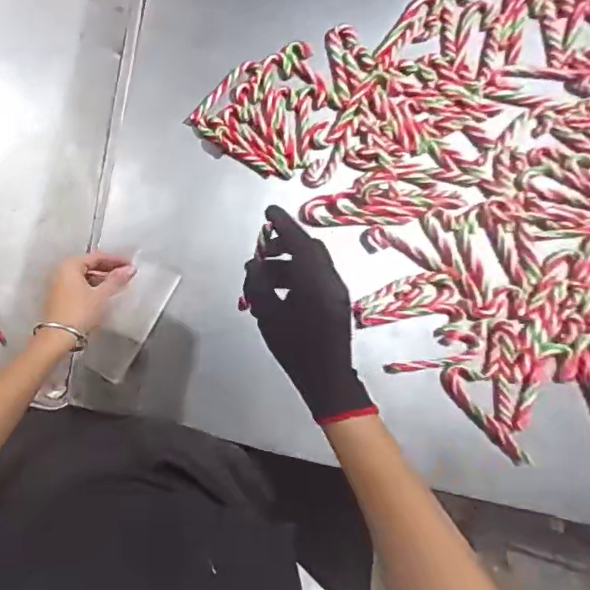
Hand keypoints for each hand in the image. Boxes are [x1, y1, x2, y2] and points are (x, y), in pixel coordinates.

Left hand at [40, 252, 134, 336]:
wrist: (58, 336)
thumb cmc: (80, 311)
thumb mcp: (100, 295)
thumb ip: (115, 280)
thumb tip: (130, 269)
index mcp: (70, 265)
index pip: (96, 257)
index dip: (115, 260)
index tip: (131, 264)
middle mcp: (61, 271)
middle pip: (88, 265)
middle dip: (108, 269)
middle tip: (126, 274)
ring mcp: (58, 285)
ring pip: (83, 277)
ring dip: (100, 279)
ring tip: (117, 284)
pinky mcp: (58, 298)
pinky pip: (78, 286)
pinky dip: (91, 287)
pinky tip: (103, 293)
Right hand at [242, 206, 372, 422]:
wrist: (327, 377)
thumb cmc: (295, 349)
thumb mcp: (268, 316)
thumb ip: (259, 286)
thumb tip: (254, 265)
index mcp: (315, 282)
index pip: (299, 242)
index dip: (283, 224)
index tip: (269, 211)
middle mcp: (330, 281)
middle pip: (309, 249)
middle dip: (284, 244)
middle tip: (262, 249)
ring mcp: (336, 291)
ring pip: (312, 263)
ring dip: (287, 262)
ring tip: (262, 276)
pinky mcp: (335, 301)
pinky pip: (316, 276)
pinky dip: (297, 274)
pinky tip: (278, 289)